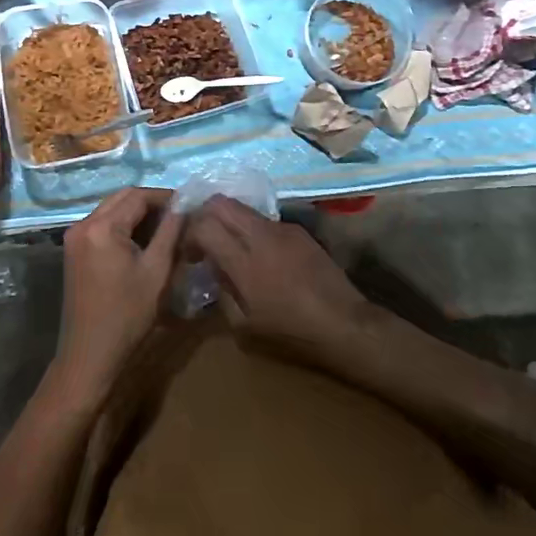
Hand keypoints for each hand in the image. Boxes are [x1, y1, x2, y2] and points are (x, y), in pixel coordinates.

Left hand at [55, 188, 180, 392]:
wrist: (90, 352)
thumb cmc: (128, 314)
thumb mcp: (157, 271)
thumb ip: (170, 232)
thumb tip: (184, 205)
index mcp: (102, 227)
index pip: (137, 196)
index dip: (165, 197)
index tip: (188, 205)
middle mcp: (83, 224)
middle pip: (121, 198)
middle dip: (150, 203)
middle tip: (178, 216)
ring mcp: (74, 237)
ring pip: (110, 210)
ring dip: (136, 214)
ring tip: (165, 229)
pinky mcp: (73, 250)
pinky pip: (101, 226)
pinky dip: (122, 226)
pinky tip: (142, 242)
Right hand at [185, 196, 371, 359]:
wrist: (346, 325)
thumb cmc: (292, 333)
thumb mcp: (244, 327)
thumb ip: (222, 291)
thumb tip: (213, 269)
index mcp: (244, 261)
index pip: (203, 225)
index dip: (189, 234)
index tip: (190, 254)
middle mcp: (261, 236)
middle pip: (221, 203)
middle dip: (204, 215)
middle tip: (204, 239)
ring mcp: (282, 229)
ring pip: (243, 208)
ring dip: (229, 221)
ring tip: (230, 246)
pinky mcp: (299, 231)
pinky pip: (266, 221)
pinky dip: (253, 230)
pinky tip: (261, 255)